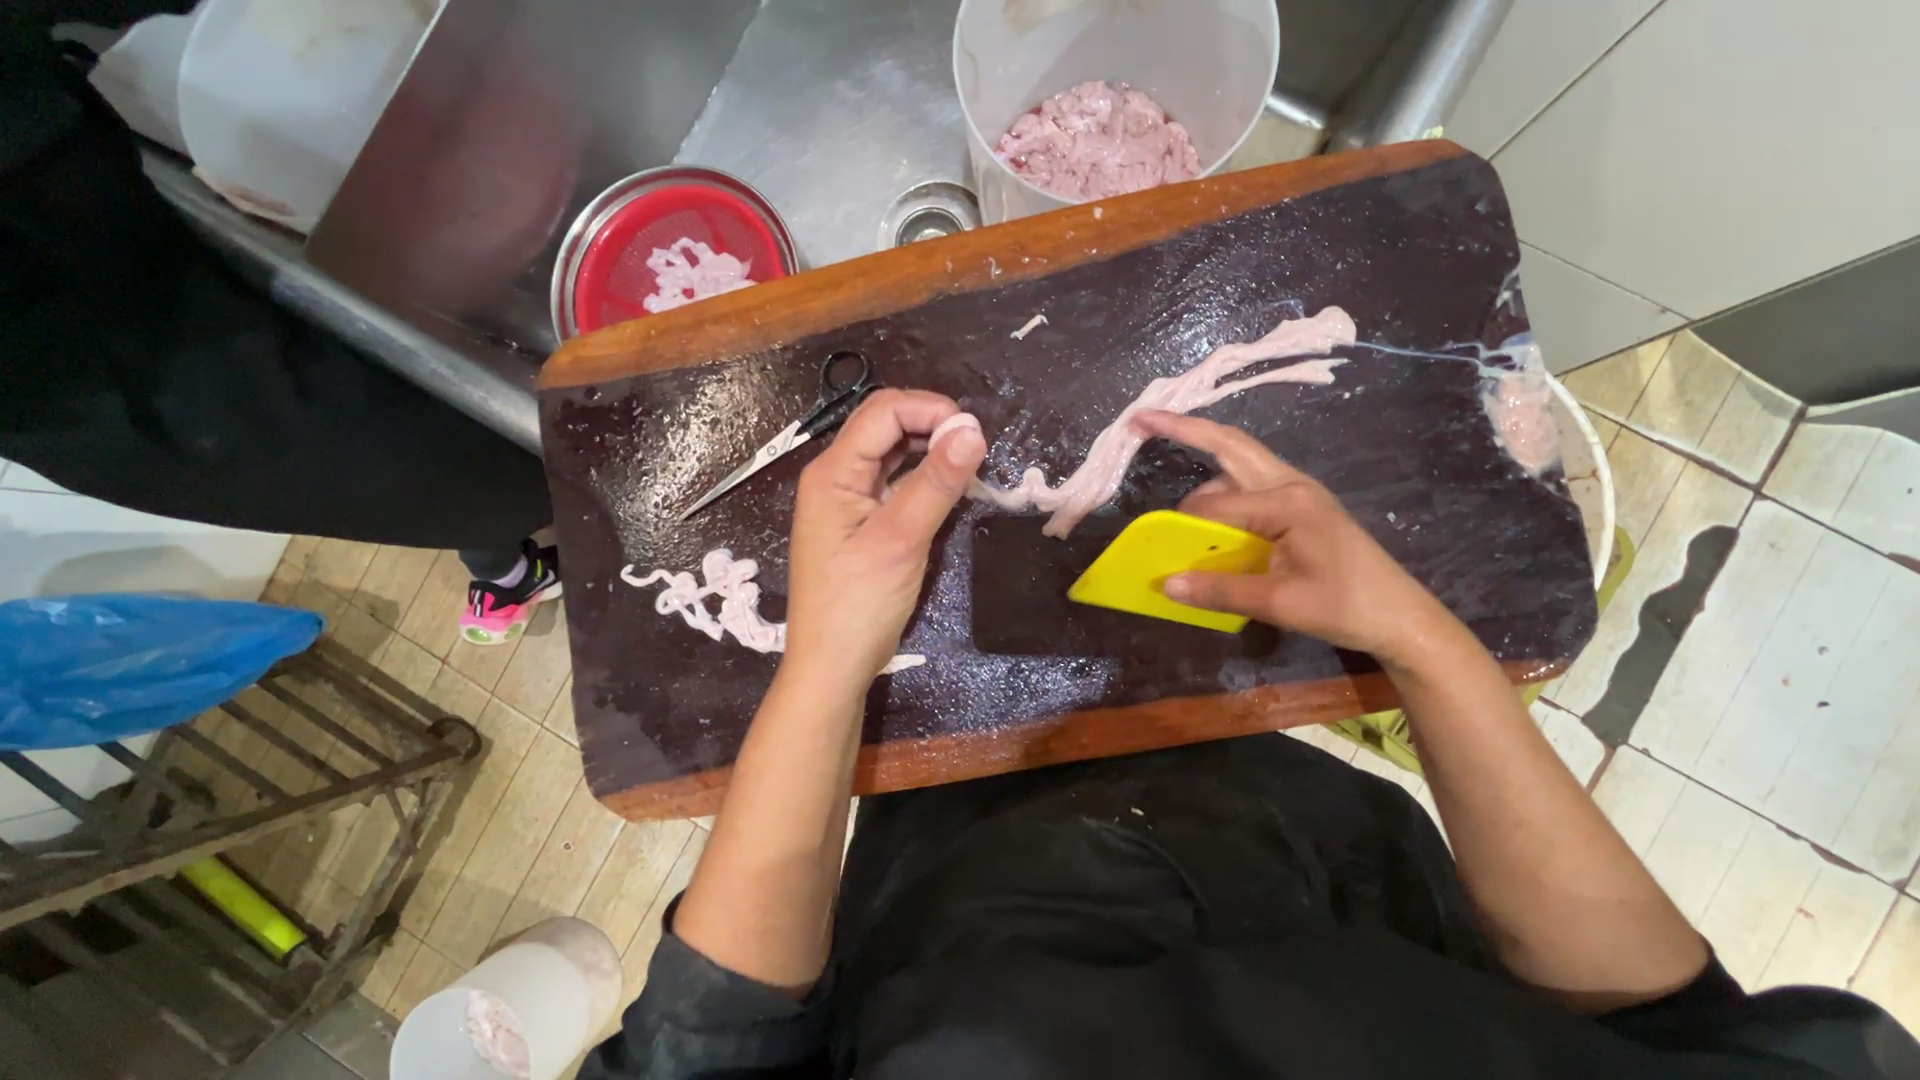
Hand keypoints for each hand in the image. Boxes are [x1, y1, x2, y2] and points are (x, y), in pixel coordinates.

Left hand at [785, 390, 986, 682]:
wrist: (832, 667)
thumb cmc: (858, 605)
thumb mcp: (901, 541)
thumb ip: (935, 483)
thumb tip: (972, 429)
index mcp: (832, 472)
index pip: (883, 412)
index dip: (929, 409)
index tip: (974, 433)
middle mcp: (835, 476)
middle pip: (885, 425)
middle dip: (930, 424)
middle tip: (974, 447)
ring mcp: (847, 501)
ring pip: (891, 454)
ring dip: (929, 450)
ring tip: (968, 465)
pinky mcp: (861, 523)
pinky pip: (893, 483)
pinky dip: (922, 478)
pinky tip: (948, 488)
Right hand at [1134, 410, 1452, 663]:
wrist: (1401, 616)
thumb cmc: (1344, 607)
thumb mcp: (1279, 602)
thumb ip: (1220, 590)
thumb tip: (1167, 584)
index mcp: (1287, 502)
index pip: (1216, 505)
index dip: (1183, 525)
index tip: (1158, 550)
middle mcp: (1291, 483)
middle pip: (1230, 444)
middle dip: (1185, 428)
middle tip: (1141, 419)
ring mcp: (1299, 490)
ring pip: (1241, 459)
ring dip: (1204, 458)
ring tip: (1172, 465)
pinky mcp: (1302, 504)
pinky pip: (1252, 480)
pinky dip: (1222, 482)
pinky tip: (1210, 507)